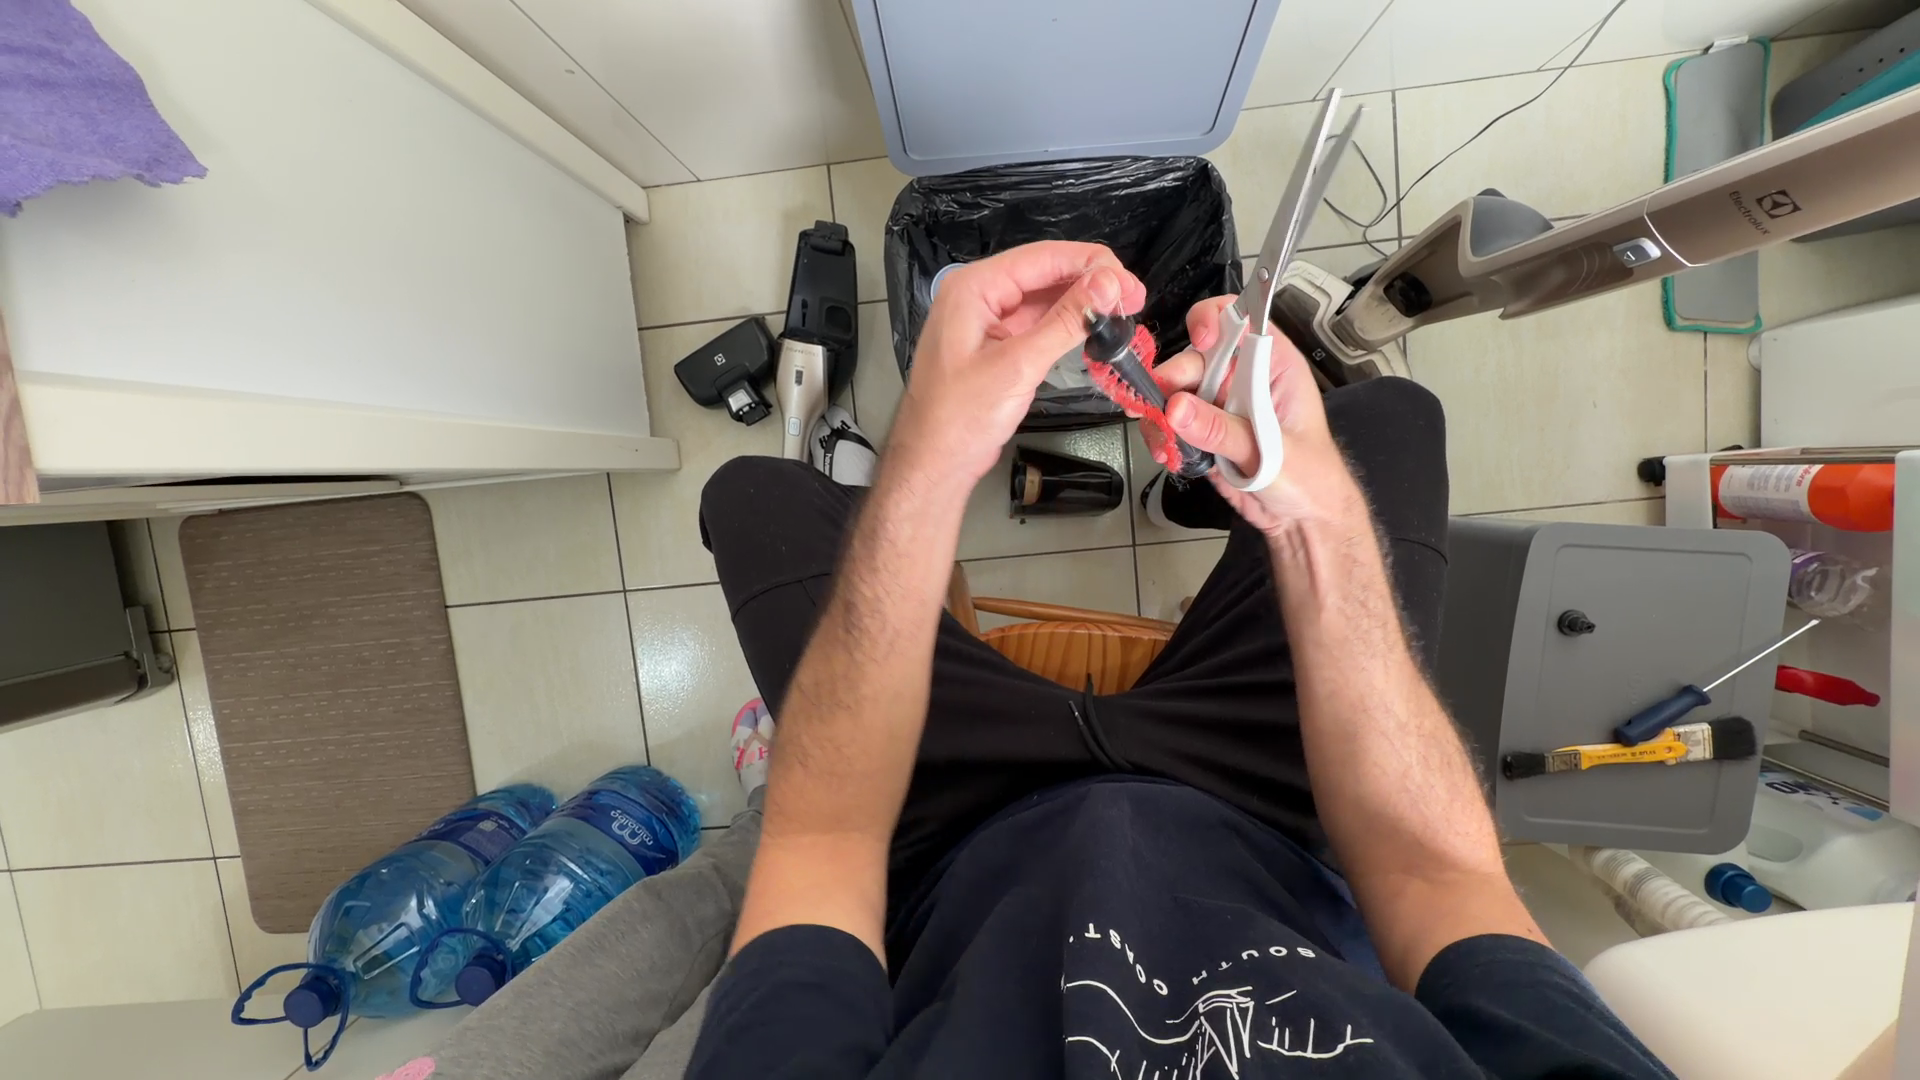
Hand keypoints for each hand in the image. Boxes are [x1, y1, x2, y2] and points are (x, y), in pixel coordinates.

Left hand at [887, 242, 1145, 491]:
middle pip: (1044, 274)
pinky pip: (1036, 324)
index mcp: (973, 288)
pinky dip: (1065, 326)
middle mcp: (978, 296)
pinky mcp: (996, 346)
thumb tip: (1109, 283)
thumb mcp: (1018, 366)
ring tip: (1125, 313)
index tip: (1131, 282)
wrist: (934, 463)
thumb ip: (1065, 322)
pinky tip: (1095, 330)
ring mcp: (987, 322)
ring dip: (1082, 304)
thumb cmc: (962, 417)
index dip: (1092, 263)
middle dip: (1091, 283)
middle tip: (1136, 299)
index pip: (1042, 258)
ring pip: (1043, 299)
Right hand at [1153, 296, 1368, 538]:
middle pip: (1197, 357)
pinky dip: (1161, 436)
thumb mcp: (1270, 453)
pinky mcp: (1202, 432)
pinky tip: (1166, 454)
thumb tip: (1175, 408)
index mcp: (1274, 367)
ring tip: (1162, 442)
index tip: (1198, 340)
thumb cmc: (1310, 479)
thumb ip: (1222, 431)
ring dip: (1160, 412)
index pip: (1242, 320)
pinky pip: (1170, 423)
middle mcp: (1243, 379)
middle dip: (1173, 378)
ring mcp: (1220, 405)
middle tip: (1157, 405)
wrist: (1302, 519)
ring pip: (1176, 390)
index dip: (1216, 319)